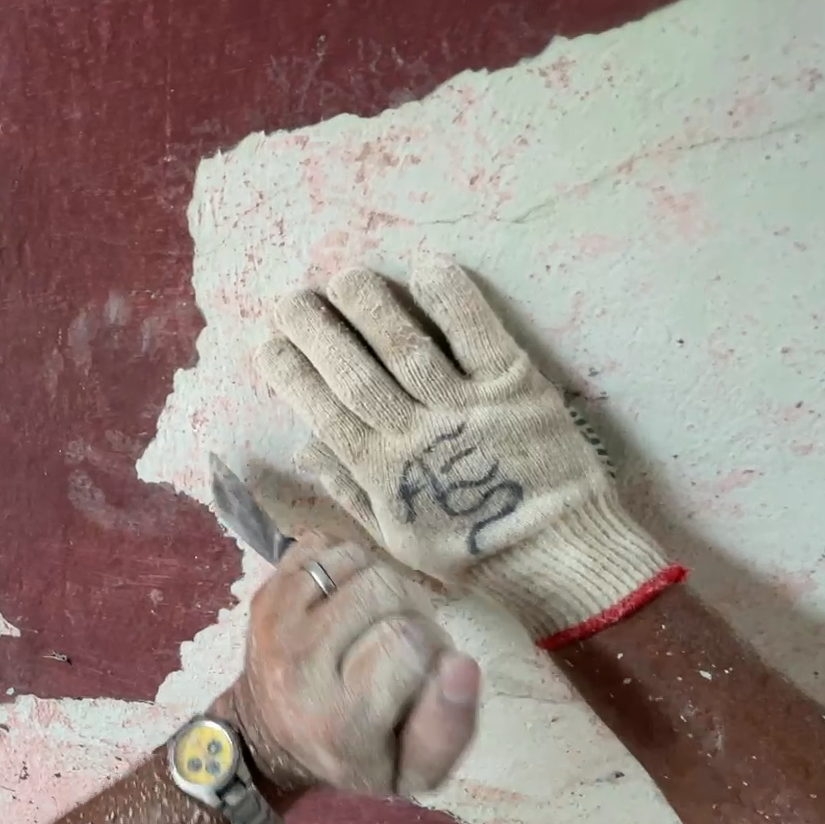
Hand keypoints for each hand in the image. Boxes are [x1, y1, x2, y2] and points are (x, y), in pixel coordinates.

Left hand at [214, 540, 479, 795]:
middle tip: (404, 642)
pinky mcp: (265, 592)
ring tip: (377, 617)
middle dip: (412, 609)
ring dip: (379, 581)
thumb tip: (462, 663)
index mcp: (338, 714)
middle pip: (383, 588)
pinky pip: (318, 544)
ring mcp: (275, 618)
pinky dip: (343, 561)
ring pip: (354, 559)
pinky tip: (346, 595)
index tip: (426, 669)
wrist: (268, 734)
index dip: (434, 646)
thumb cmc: (352, 754)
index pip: (409, 639)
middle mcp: (298, 660)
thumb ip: (448, 728)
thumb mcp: (412, 773)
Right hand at [255, 260, 681, 646]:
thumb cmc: (467, 551)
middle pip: (354, 373)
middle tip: (289, 301)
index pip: (323, 412)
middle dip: (315, 332)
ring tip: (341, 278)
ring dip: (369, 308)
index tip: (266, 344)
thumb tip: (302, 448)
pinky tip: (425, 265)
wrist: (558, 558)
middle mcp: (415, 434)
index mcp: (380, 472)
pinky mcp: (517, 389)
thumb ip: (348, 489)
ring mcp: (466, 409)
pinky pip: (479, 338)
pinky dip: (453, 300)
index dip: (290, 374)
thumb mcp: (393, 536)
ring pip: (406, 349)